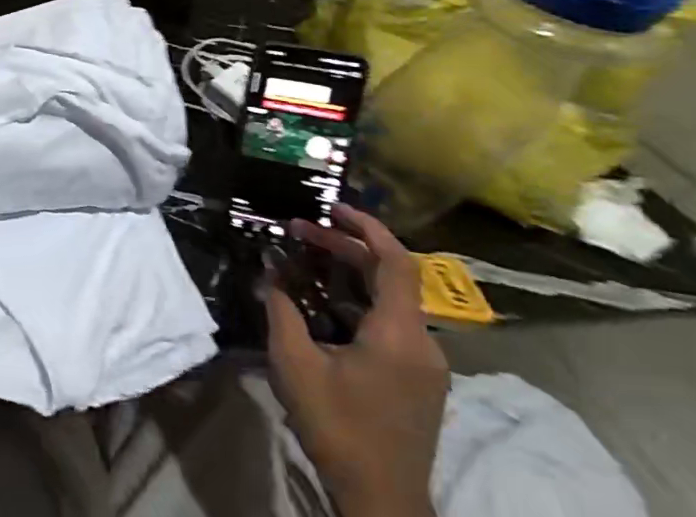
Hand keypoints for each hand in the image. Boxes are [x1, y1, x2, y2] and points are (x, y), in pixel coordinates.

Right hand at [264, 205, 448, 516]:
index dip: (366, 227)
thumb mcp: (296, 366)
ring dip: (350, 277)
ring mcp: (427, 364)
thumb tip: (268, 271)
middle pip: (390, 276)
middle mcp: (423, 341)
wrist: (382, 500)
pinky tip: (324, 309)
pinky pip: (392, 325)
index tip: (331, 207)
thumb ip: (281, 310)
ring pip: (390, 301)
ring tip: (306, 264)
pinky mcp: (420, 381)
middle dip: (344, 248)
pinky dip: (359, 304)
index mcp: (400, 333)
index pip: (395, 261)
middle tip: (300, 232)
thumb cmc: (338, 428)